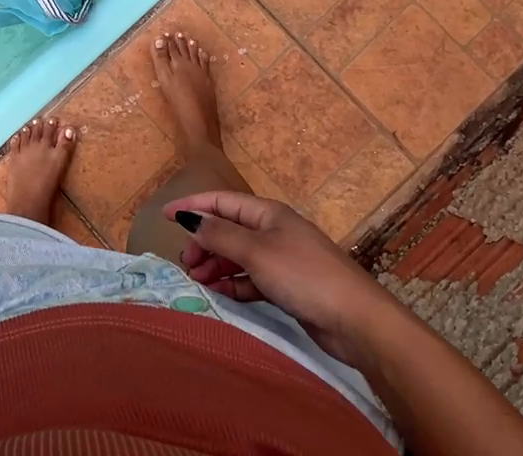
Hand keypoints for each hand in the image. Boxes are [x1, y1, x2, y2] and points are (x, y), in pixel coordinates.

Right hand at [163, 191, 399, 365]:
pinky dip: (234, 284)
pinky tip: (222, 294)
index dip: (192, 205)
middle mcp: (274, 231)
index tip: (165, 216)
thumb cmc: (304, 275)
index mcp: (267, 213)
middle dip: (203, 242)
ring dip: (216, 265)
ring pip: (238, 256)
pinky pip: (251, 279)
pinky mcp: (289, 286)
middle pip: (228, 229)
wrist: (357, 321)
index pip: (221, 201)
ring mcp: (283, 259)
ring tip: (199, 281)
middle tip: (186, 264)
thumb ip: (219, 234)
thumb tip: (191, 219)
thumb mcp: (255, 251)